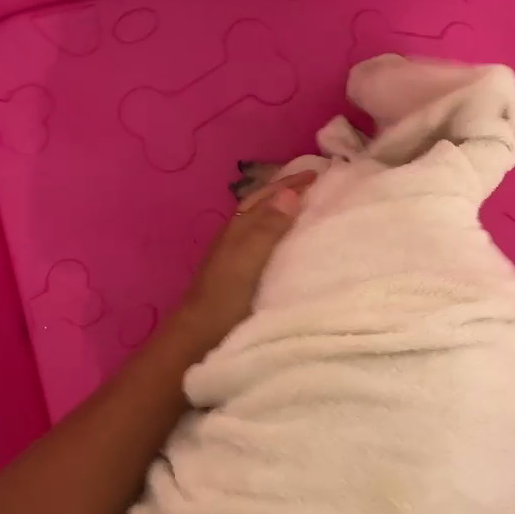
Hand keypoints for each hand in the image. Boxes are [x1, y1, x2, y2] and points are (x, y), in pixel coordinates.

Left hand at [176, 169, 316, 341]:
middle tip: (313, 182)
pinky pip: (264, 243)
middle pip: (259, 205)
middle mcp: (235, 239)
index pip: (264, 197)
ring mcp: (236, 258)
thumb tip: (290, 194)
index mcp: (237, 231)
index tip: (318, 173)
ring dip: (281, 210)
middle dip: (283, 190)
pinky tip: (292, 245)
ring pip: (261, 223)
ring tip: (306, 207)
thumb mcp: (247, 262)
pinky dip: (280, 234)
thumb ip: (267, 230)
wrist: (196, 340)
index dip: (288, 183)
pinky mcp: (240, 276)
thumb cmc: (223, 300)